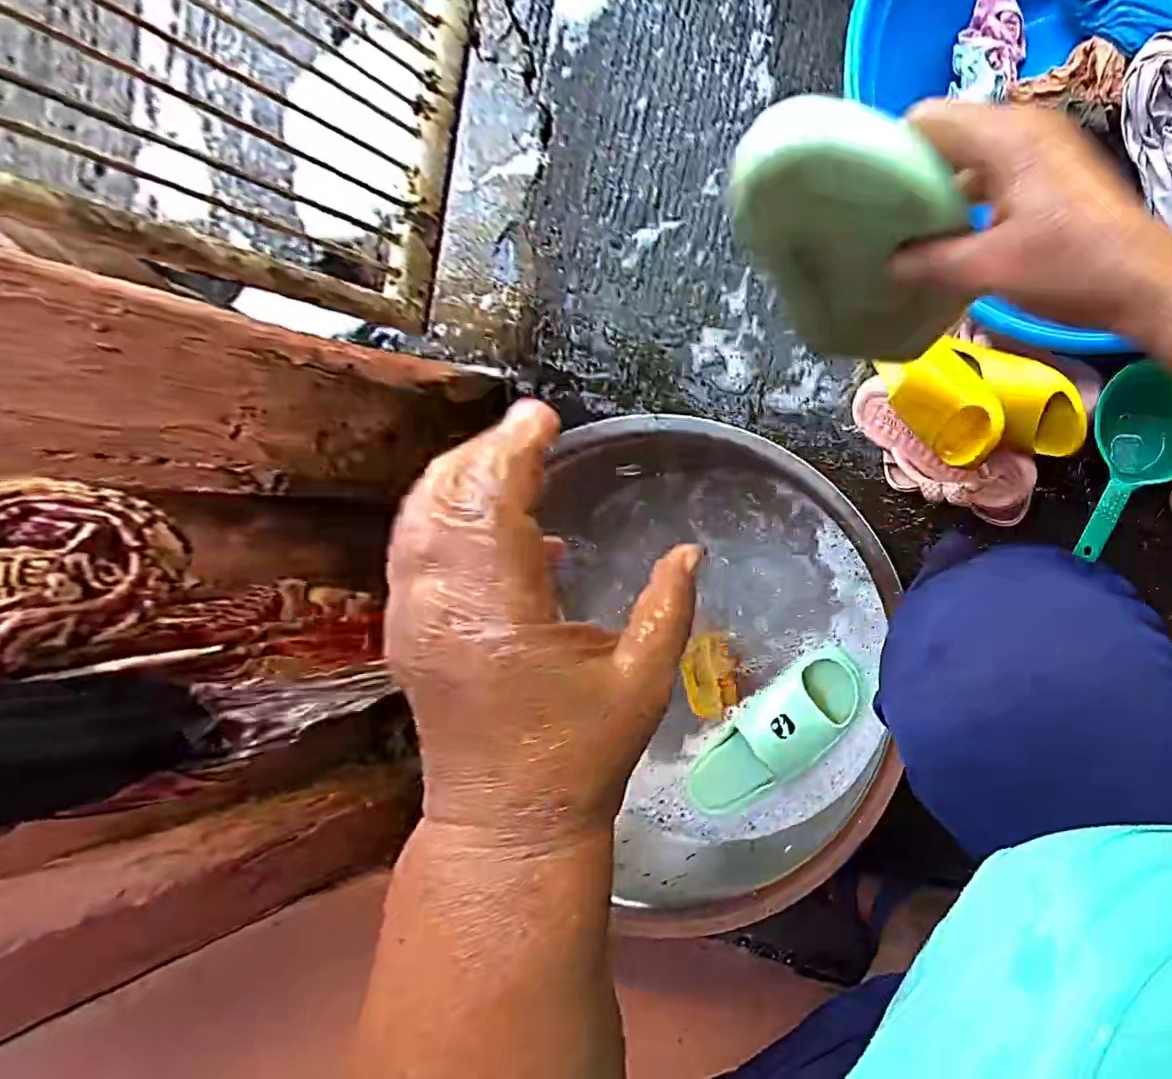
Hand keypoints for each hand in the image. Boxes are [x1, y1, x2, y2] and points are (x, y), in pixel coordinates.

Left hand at [385, 399, 700, 847]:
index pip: (491, 509)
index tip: (542, 415)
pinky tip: (511, 521)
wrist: (508, 820)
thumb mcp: (645, 679)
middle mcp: (442, 610)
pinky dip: (456, 516)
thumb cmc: (584, 750)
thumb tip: (691, 548)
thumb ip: (669, 605)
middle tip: (530, 425)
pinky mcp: (416, 634)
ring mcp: (417, 622)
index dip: (513, 453)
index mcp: (500, 618)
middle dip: (482, 452)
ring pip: (420, 523)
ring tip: (513, 453)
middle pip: (440, 502)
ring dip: (462, 477)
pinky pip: (424, 552)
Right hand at [890, 101, 1171, 334]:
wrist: (1147, 286)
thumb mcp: (993, 269)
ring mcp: (1049, 148)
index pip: (927, 118)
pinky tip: (971, 236)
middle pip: (953, 135)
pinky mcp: (1062, 174)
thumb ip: (934, 261)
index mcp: (1005, 136)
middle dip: (921, 175)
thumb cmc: (1073, 270)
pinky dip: (981, 197)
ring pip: (979, 156)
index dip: (895, 153)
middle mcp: (1027, 127)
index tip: (876, 196)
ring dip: (952, 191)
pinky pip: (1005, 172)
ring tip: (928, 235)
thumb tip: (892, 262)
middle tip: (897, 222)